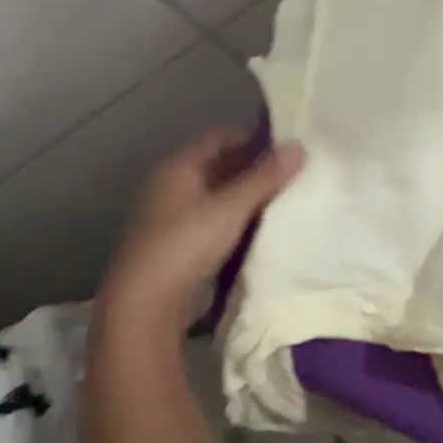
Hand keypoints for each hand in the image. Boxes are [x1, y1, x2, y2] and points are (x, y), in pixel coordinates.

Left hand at [97, 129, 305, 328]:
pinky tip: (260, 227)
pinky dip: (236, 218)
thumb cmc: (186, 243)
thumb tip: (299, 145)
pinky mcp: (178, 245)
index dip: (252, 138)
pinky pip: (214, 219)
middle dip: (253, 167)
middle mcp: (171, 186)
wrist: (144, 304)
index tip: (286, 146)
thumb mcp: (232, 206)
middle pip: (219, 166)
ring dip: (246, 195)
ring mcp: (172, 217)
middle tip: (292, 172)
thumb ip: (266, 176)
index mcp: (178, 168)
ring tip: (284, 198)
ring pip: (217, 195)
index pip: (220, 138)